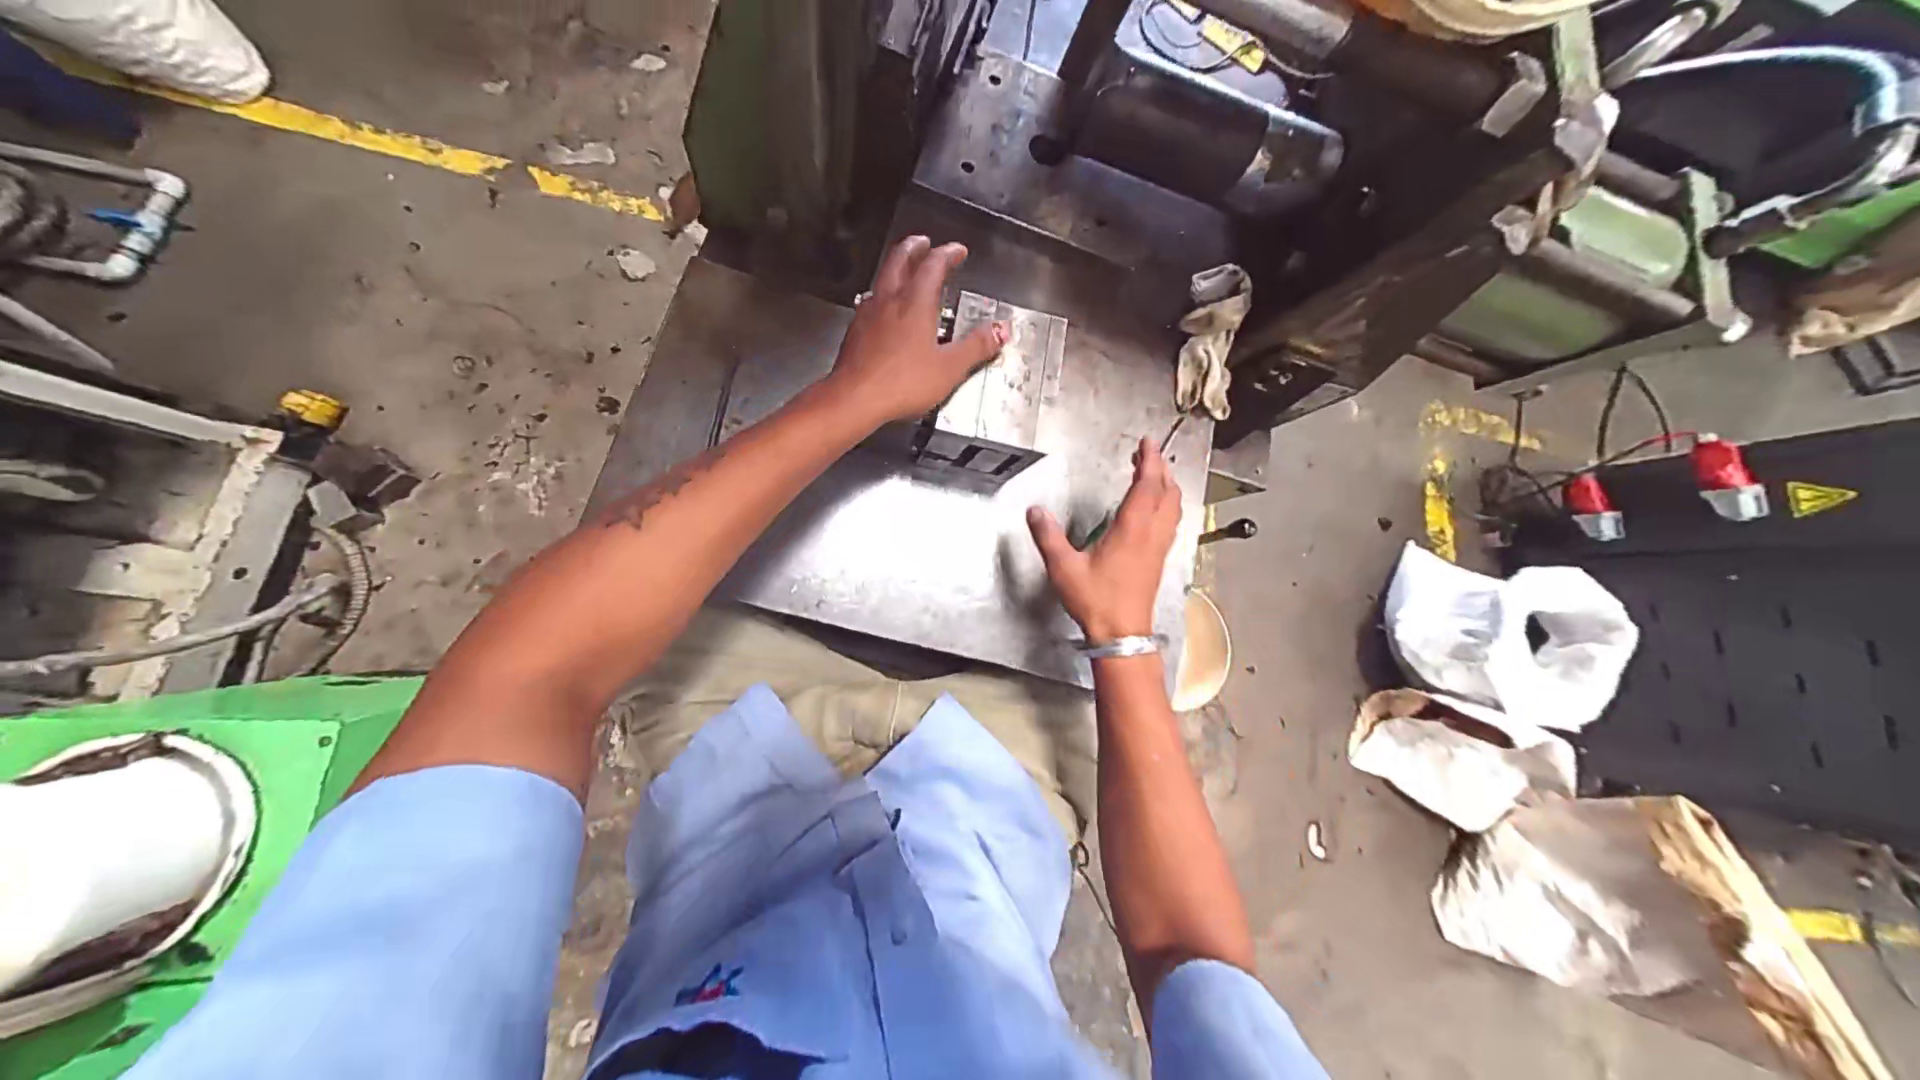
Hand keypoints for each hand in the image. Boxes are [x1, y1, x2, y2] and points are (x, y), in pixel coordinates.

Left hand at [824, 235, 1007, 425]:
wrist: (855, 398)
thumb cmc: (901, 383)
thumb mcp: (949, 367)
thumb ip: (976, 346)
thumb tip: (1001, 330)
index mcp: (915, 303)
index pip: (933, 265)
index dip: (947, 254)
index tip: (957, 251)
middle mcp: (889, 301)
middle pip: (899, 260)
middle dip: (914, 248)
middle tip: (923, 242)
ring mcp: (868, 315)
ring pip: (882, 279)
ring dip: (895, 268)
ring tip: (904, 272)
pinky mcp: (855, 332)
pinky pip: (870, 303)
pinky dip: (882, 296)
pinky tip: (883, 311)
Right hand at [1027, 437, 1182, 643]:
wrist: (1122, 633)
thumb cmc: (1097, 602)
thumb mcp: (1064, 567)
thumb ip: (1048, 536)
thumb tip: (1036, 512)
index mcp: (1132, 530)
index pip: (1146, 485)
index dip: (1148, 461)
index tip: (1147, 444)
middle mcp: (1150, 535)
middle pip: (1166, 492)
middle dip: (1159, 469)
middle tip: (1149, 454)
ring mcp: (1157, 548)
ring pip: (1172, 508)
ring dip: (1166, 486)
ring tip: (1155, 475)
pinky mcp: (1158, 560)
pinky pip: (1170, 523)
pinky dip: (1166, 506)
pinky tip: (1156, 510)